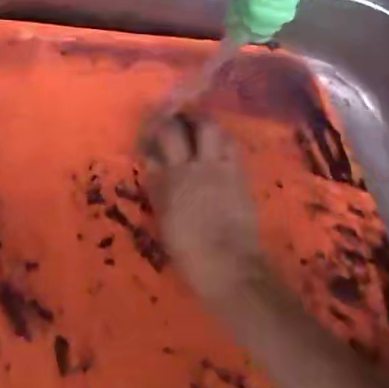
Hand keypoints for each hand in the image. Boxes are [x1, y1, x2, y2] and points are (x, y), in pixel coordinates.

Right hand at [139, 111, 268, 305]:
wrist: (231, 268)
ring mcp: (217, 167)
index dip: (149, 135)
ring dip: (201, 122)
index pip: (152, 146)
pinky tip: (218, 144)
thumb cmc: (192, 254)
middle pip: (176, 127)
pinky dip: (222, 138)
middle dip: (172, 119)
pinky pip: (230, 143)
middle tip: (173, 121)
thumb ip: (158, 189)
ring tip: (198, 127)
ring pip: (209, 126)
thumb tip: (154, 165)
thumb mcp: (165, 222)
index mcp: (167, 182)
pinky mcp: (238, 172)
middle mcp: (190, 167)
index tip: (149, 135)